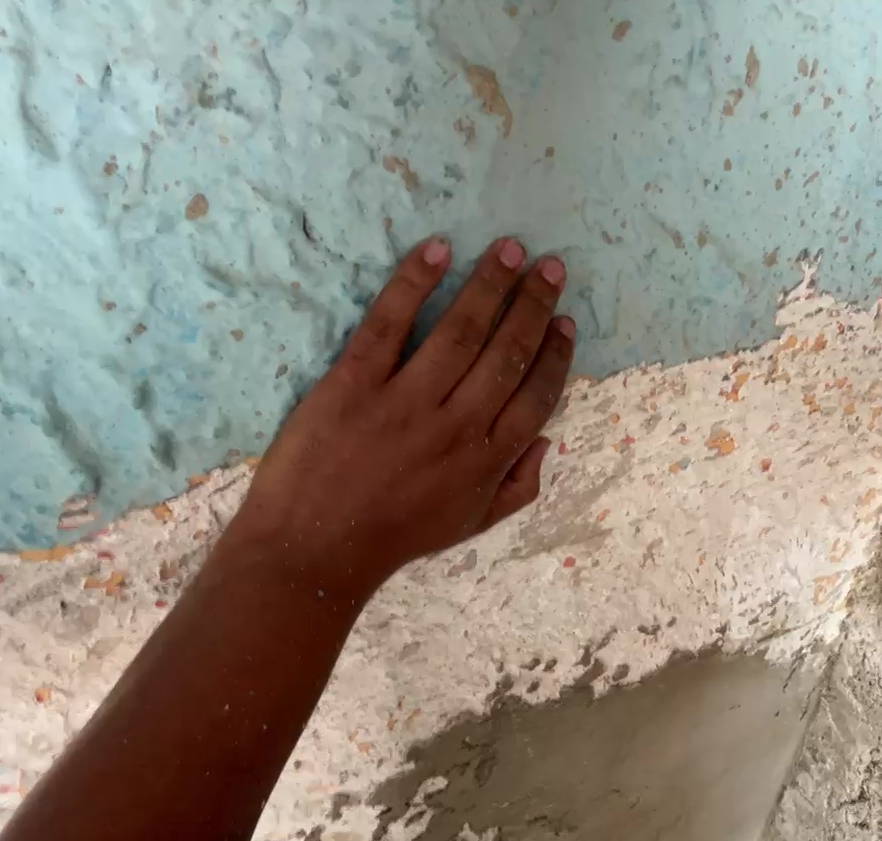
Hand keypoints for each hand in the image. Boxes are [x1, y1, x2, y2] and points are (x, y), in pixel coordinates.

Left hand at [222, 236, 574, 595]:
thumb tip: (546, 441)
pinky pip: (388, 325)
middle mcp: (456, 426)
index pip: (536, 396)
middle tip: (549, 267)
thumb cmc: (397, 536)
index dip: (556, 355)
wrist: (316, 549)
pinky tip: (437, 251)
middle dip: (533, 306)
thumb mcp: (471, 524)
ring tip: (510, 250)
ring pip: (460, 332)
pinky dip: (413, 284)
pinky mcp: (353, 384)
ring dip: (489, 285)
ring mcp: (405, 402)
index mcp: (488, 461)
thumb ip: (518, 487)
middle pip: (506, 353)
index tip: (566, 322)